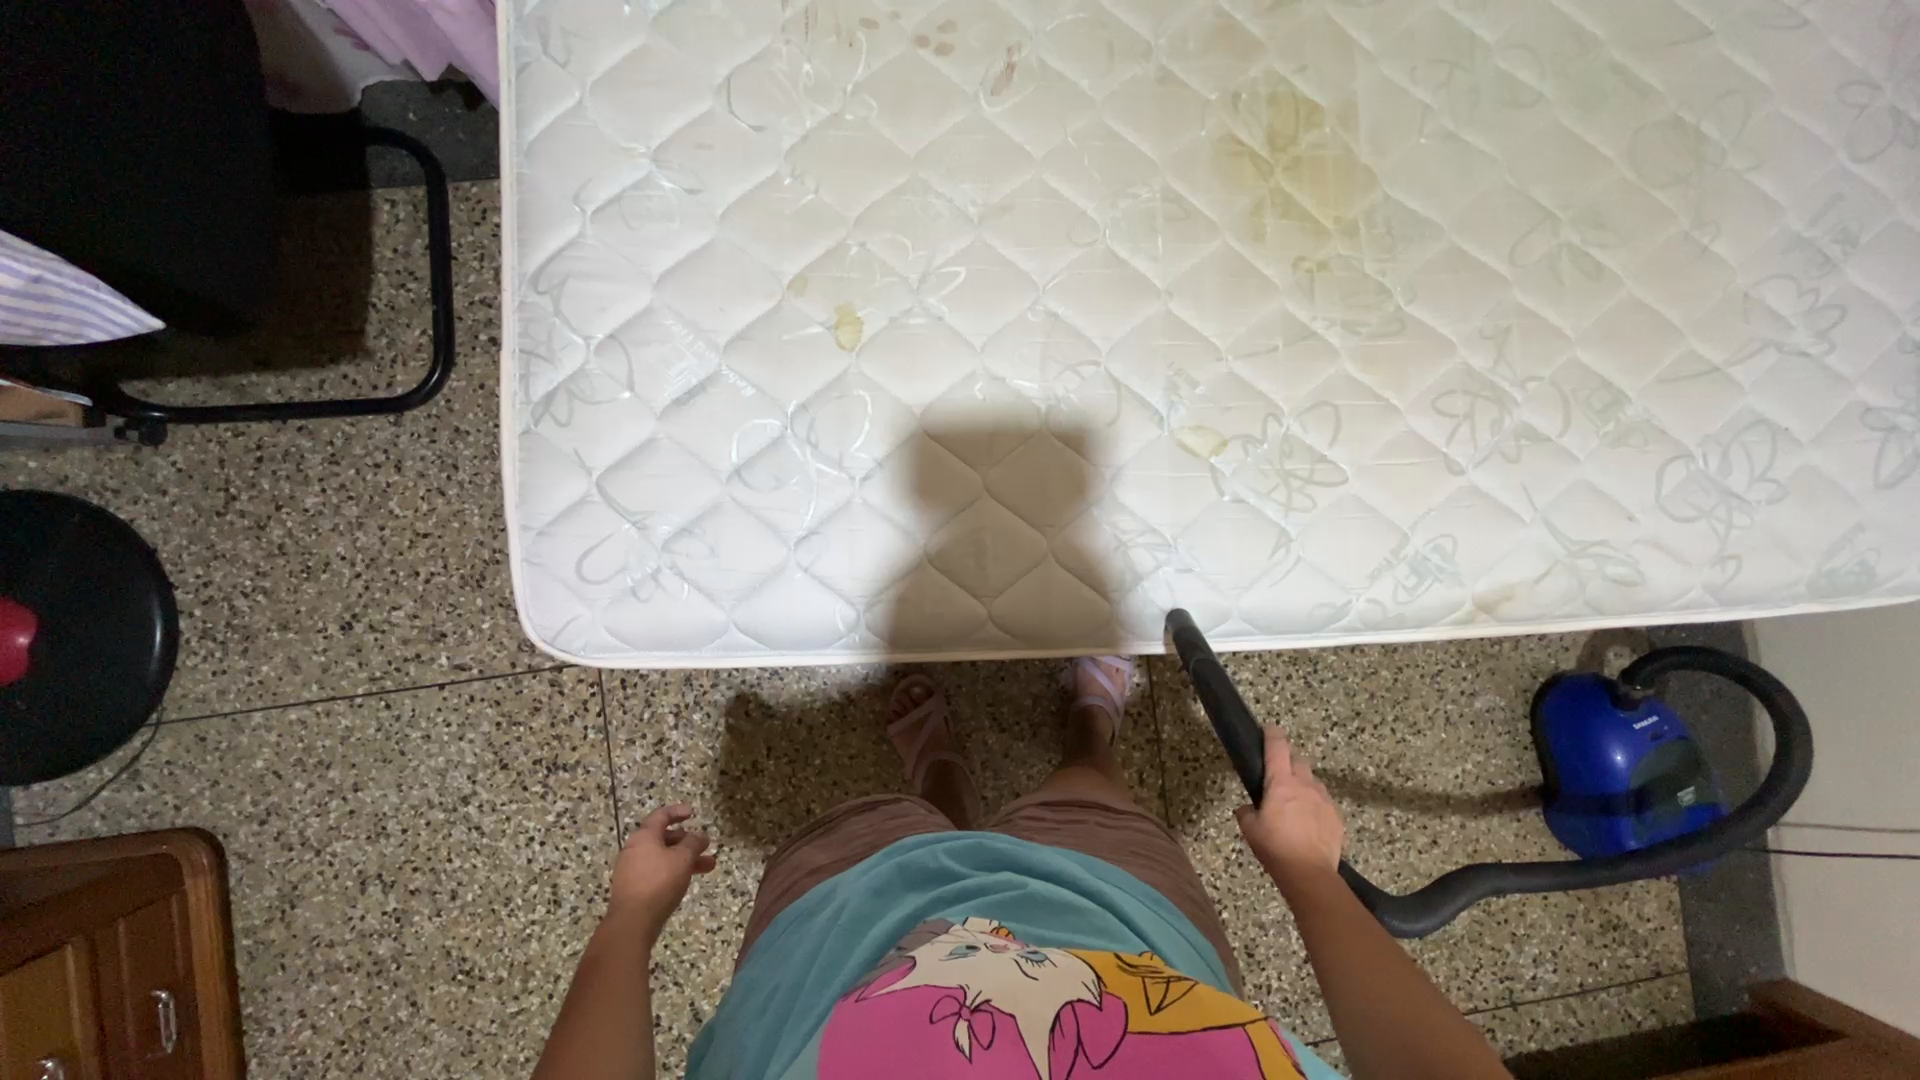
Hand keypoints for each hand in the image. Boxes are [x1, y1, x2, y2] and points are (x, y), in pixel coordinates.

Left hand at [609, 804, 716, 940]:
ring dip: (685, 859)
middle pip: (663, 838)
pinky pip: (656, 872)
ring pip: (663, 857)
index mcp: (644, 837)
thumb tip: (700, 836)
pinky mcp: (633, 888)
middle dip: (687, 841)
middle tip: (705, 846)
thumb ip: (693, 843)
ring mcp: (631, 870)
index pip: (661, 816)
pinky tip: (687, 881)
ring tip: (708, 867)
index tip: (693, 813)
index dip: (678, 812)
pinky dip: (673, 871)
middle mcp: (634, 849)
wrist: (632, 922)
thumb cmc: (659, 882)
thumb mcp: (683, 858)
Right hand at [1234, 726, 1344, 892]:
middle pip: (1299, 760)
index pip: (1277, 747)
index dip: (1272, 734)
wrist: (1309, 873)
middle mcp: (1305, 785)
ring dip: (1304, 783)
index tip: (1269, 728)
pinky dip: (1316, 804)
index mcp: (1281, 783)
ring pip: (1314, 781)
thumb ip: (1246, 812)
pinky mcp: (1337, 817)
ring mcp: (1324, 800)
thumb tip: (1248, 809)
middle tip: (1279, 771)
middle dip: (1289, 760)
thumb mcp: (1249, 829)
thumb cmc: (1275, 847)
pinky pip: (1325, 802)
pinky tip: (1309, 820)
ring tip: (1295, 799)